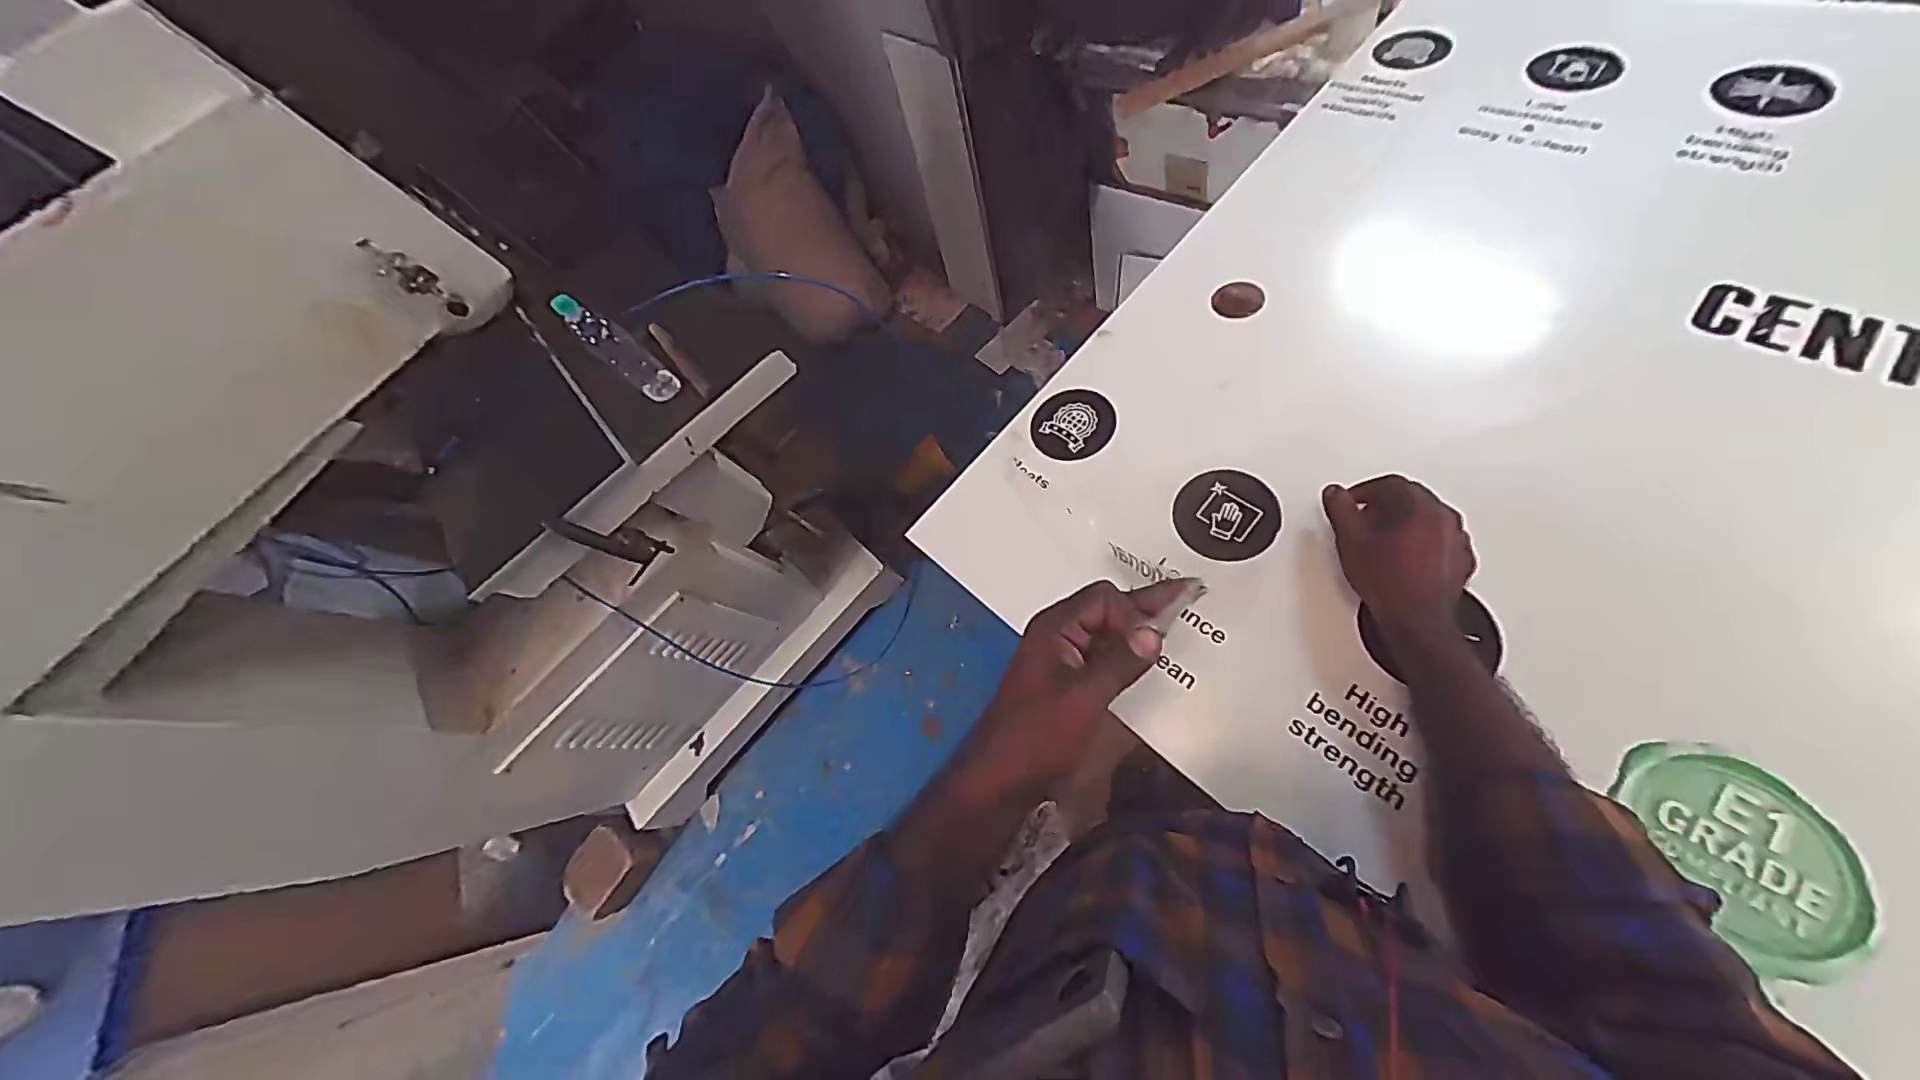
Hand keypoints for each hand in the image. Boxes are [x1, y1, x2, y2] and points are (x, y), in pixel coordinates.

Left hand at [971, 578, 1193, 787]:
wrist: (1001, 776)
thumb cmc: (1035, 737)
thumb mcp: (1084, 698)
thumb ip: (1120, 663)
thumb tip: (1152, 632)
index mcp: (1053, 629)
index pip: (1103, 599)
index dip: (1133, 613)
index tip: (1155, 640)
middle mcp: (1055, 635)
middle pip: (1105, 608)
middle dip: (1143, 606)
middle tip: (1184, 594)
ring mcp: (1060, 657)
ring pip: (1104, 631)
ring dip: (1136, 629)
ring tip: (1172, 623)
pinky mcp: (1066, 679)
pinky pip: (1100, 655)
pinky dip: (1125, 653)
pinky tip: (1146, 660)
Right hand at [1322, 475, 1476, 634]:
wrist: (1415, 617)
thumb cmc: (1388, 581)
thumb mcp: (1349, 539)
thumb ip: (1340, 509)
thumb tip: (1334, 493)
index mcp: (1417, 506)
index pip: (1389, 483)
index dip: (1363, 490)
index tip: (1350, 500)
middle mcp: (1442, 517)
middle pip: (1411, 497)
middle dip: (1383, 504)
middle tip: (1362, 517)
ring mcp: (1455, 539)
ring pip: (1426, 518)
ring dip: (1403, 523)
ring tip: (1380, 540)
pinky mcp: (1460, 559)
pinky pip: (1439, 540)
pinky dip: (1421, 542)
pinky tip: (1402, 557)